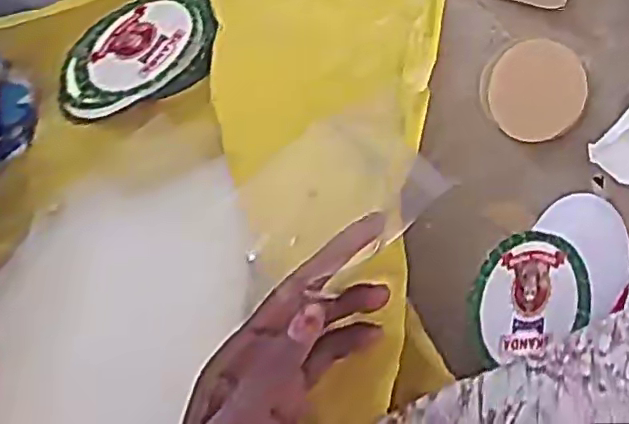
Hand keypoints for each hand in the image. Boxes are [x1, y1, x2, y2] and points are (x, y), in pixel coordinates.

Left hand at [184, 213, 391, 423]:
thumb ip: (278, 358)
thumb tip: (312, 310)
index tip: (373, 225)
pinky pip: (326, 357)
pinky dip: (352, 344)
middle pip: (313, 303)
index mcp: (244, 347)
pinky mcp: (289, 397)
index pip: (296, 286)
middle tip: (384, 283)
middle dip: (351, 287)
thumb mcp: (247, 405)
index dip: (336, 253)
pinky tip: (371, 340)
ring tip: (382, 309)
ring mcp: (276, 376)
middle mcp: (262, 354)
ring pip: (324, 328)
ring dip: (355, 313)